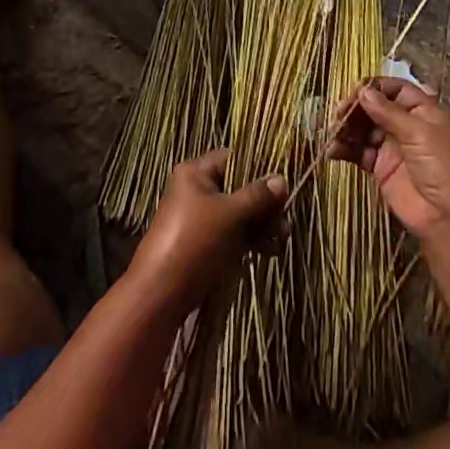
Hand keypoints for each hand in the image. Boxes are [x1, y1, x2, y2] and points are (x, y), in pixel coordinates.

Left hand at [128, 149, 288, 312]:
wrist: (164, 289)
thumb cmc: (195, 241)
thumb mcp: (230, 214)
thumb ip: (257, 196)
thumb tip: (282, 179)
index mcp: (196, 173)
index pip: (233, 159)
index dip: (259, 170)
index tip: (284, 187)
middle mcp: (198, 189)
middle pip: (240, 187)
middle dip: (265, 204)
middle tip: (285, 221)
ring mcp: (203, 216)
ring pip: (240, 212)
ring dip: (263, 224)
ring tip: (280, 239)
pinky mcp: (207, 240)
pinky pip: (235, 232)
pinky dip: (252, 238)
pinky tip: (270, 251)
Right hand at [330, 77, 449, 252]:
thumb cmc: (446, 170)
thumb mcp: (421, 134)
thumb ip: (389, 112)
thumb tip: (364, 90)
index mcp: (425, 113)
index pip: (397, 90)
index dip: (375, 88)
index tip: (354, 92)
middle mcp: (407, 127)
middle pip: (375, 108)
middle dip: (354, 109)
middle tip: (337, 116)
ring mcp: (393, 148)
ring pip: (363, 129)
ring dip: (345, 129)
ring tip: (331, 134)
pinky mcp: (380, 168)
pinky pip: (357, 152)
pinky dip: (343, 150)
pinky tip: (332, 151)